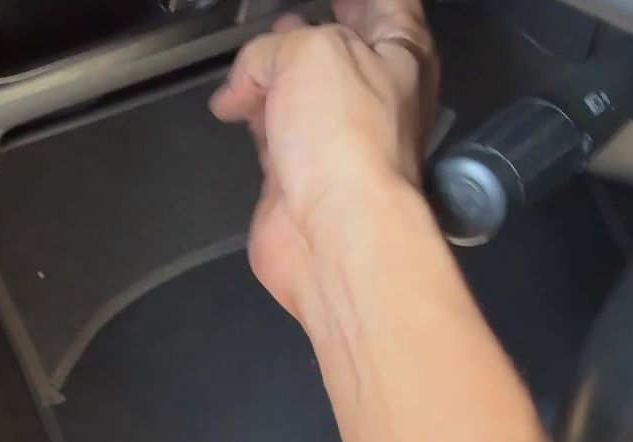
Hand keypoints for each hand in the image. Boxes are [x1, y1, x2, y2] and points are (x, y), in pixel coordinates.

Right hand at [209, 0, 436, 329]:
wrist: (330, 228)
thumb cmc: (342, 137)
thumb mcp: (308, 55)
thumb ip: (270, 52)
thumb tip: (240, 84)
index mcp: (400, 53)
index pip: (384, 3)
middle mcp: (373, 95)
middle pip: (340, 50)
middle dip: (308, 33)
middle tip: (280, 24)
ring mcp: (333, 140)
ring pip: (301, 94)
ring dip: (273, 79)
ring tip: (244, 70)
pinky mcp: (296, 177)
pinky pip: (273, 135)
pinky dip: (252, 119)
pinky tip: (231, 111)